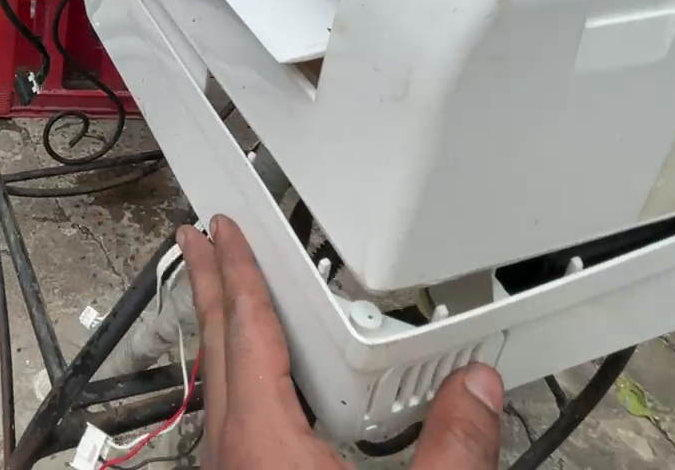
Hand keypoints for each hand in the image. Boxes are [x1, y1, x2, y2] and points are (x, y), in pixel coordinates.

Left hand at [178, 215, 504, 468]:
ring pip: (216, 376)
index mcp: (262, 440)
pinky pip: (227, 409)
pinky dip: (234, 369)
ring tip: (218, 287)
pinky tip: (252, 373)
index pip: (248, 329)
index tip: (224, 227)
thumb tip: (479, 386)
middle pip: (217, 342)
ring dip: (219, 324)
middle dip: (208, 281)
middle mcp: (231, 450)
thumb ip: (454, 450)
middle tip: (195, 236)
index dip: (238, 269)